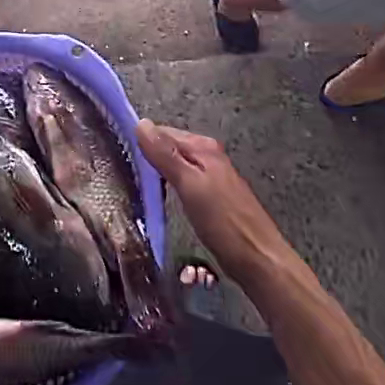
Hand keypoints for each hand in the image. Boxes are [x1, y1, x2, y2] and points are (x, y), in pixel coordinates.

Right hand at [136, 120, 285, 263]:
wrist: (259, 260)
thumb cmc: (223, 223)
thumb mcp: (189, 185)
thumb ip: (165, 154)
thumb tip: (141, 124)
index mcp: (203, 147)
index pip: (160, 132)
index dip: (142, 145)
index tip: (125, 161)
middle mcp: (208, 154)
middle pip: (167, 148)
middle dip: (149, 160)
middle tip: (133, 180)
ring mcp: (211, 175)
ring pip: (173, 165)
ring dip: (158, 175)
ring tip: (144, 192)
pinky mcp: (211, 194)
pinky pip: (181, 181)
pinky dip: (169, 187)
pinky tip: (163, 201)